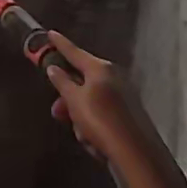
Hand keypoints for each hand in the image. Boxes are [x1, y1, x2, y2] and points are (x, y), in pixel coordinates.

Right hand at [45, 31, 151, 163]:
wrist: (135, 154)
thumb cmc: (100, 120)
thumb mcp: (74, 100)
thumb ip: (62, 82)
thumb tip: (54, 68)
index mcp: (101, 69)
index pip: (75, 52)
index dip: (60, 44)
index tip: (50, 33)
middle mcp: (114, 78)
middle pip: (81, 81)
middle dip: (67, 99)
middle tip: (57, 112)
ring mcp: (123, 97)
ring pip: (89, 102)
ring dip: (80, 117)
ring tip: (81, 134)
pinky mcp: (128, 116)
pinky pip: (101, 116)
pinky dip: (93, 127)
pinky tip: (94, 142)